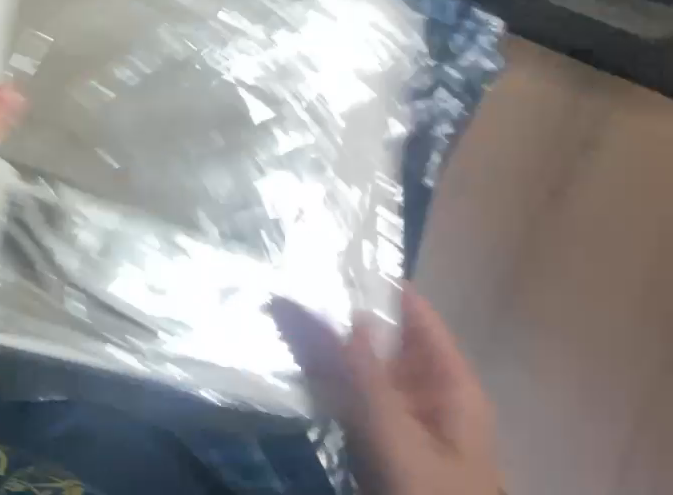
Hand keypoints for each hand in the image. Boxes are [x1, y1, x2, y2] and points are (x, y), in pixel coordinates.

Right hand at [270, 288, 502, 494]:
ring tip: (268, 302)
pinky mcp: (374, 429)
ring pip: (356, 357)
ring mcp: (400, 410)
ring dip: (318, 335)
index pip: (414, 312)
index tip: (324, 248)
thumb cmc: (427, 488)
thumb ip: (362, 371)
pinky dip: (315, 366)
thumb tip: (335, 305)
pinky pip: (343, 385)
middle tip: (278, 271)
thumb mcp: (394, 431)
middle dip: (333, 304)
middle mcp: (426, 388)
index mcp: (449, 382)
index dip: (374, 279)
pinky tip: (280, 350)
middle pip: (379, 332)